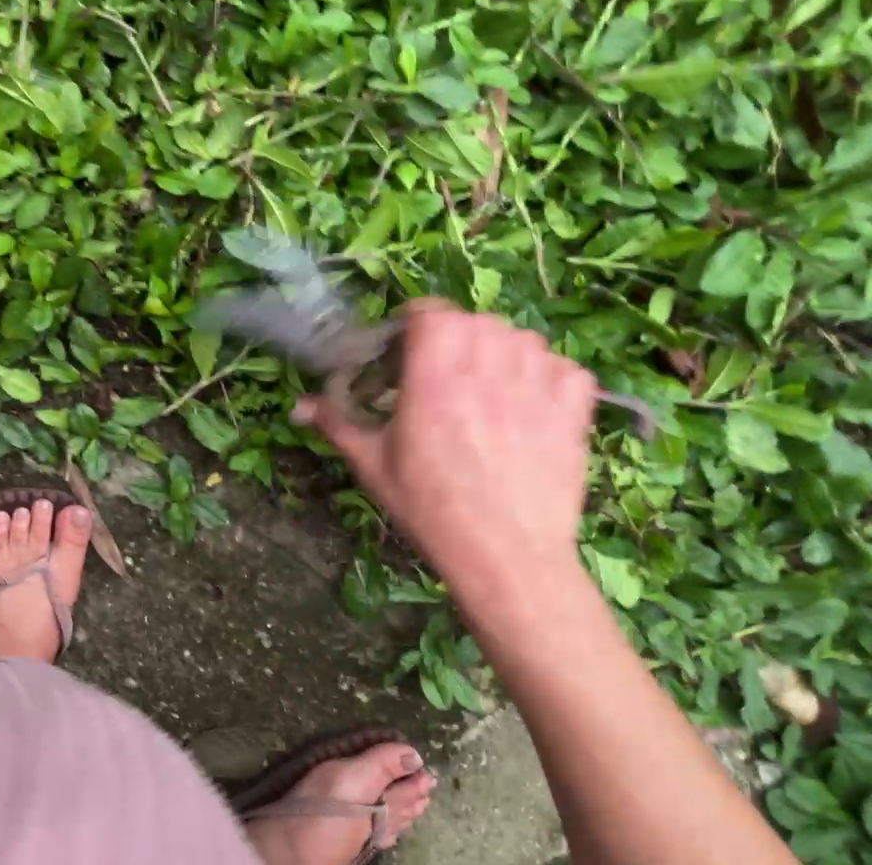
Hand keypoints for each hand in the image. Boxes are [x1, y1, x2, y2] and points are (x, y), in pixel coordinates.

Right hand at [296, 301, 597, 600]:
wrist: (505, 555)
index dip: (417, 318)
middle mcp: (487, 377)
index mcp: (433, 384)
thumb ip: (337, 423)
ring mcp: (537, 393)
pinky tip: (525, 394)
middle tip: (438, 362)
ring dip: (498, 346)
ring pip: (522, 336)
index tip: (404, 339)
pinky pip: (565, 366)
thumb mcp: (371, 465)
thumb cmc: (429, 509)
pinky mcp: (573, 414)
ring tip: (482, 377)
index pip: (433, 316)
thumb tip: (298, 405)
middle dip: (455, 331)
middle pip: (477, 320)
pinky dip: (545, 369)